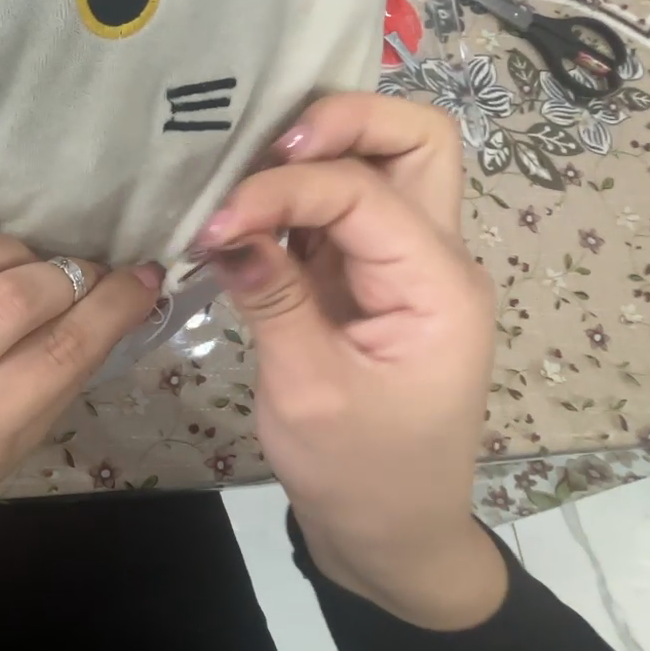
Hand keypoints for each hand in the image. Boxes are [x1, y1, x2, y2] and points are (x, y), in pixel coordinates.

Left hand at [0, 213, 162, 588]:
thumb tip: (121, 301)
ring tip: (28, 260)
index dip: (111, 307)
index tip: (142, 280)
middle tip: (83, 277)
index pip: (57, 354)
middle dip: (64, 276)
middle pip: (7, 302)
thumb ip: (64, 375)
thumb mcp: (20, 443)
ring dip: (5, 247)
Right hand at [193, 93, 504, 629]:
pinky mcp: (358, 277)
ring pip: (382, 162)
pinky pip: (336, 207)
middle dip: (342, 122)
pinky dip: (292, 192)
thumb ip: (273, 298)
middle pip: (417, 141)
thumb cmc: (360, 470)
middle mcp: (430, 257)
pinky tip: (244, 205)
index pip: (360, 193)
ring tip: (247, 167)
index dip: (282, 192)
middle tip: (264, 147)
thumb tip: (225, 227)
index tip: (212, 224)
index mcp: (436, 285)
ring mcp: (396, 263)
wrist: (388, 528)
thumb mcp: (309, 389)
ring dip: (318, 148)